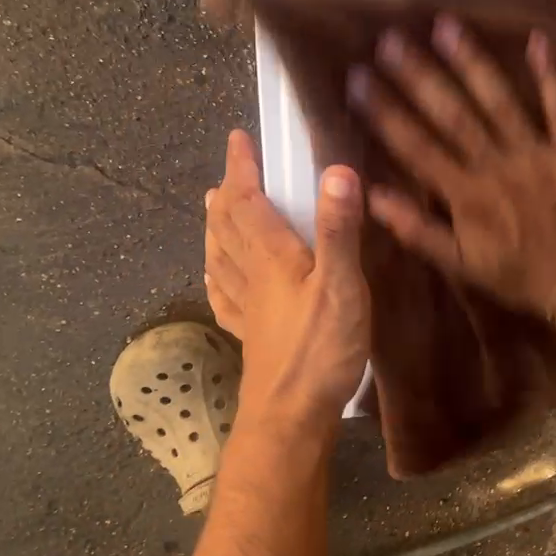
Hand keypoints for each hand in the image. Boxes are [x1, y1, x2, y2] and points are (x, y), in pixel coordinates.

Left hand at [204, 129, 369, 438]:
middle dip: (229, 194)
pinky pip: (226, 296)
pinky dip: (218, 276)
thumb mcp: (342, 286)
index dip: (243, 170)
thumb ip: (339, 231)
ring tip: (213, 210)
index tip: (239, 140)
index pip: (250, 204)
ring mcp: (249, 310)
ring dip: (217, 229)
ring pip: (223, 258)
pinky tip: (216, 277)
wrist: (290, 416)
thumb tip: (337, 171)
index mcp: (274, 260)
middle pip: (230, 228)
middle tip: (229, 172)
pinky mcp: (252, 336)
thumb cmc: (321, 350)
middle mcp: (254, 278)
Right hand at [345, 15, 555, 316]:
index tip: (357, 78)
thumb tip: (371, 195)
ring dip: (472, 63)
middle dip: (419, 76)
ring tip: (446, 25)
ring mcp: (537, 154)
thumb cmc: (520, 274)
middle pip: (452, 114)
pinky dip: (551, 75)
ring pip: (500, 102)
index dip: (385, 111)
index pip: (416, 146)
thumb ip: (417, 230)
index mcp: (466, 195)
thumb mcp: (461, 265)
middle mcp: (498, 166)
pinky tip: (538, 39)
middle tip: (390, 38)